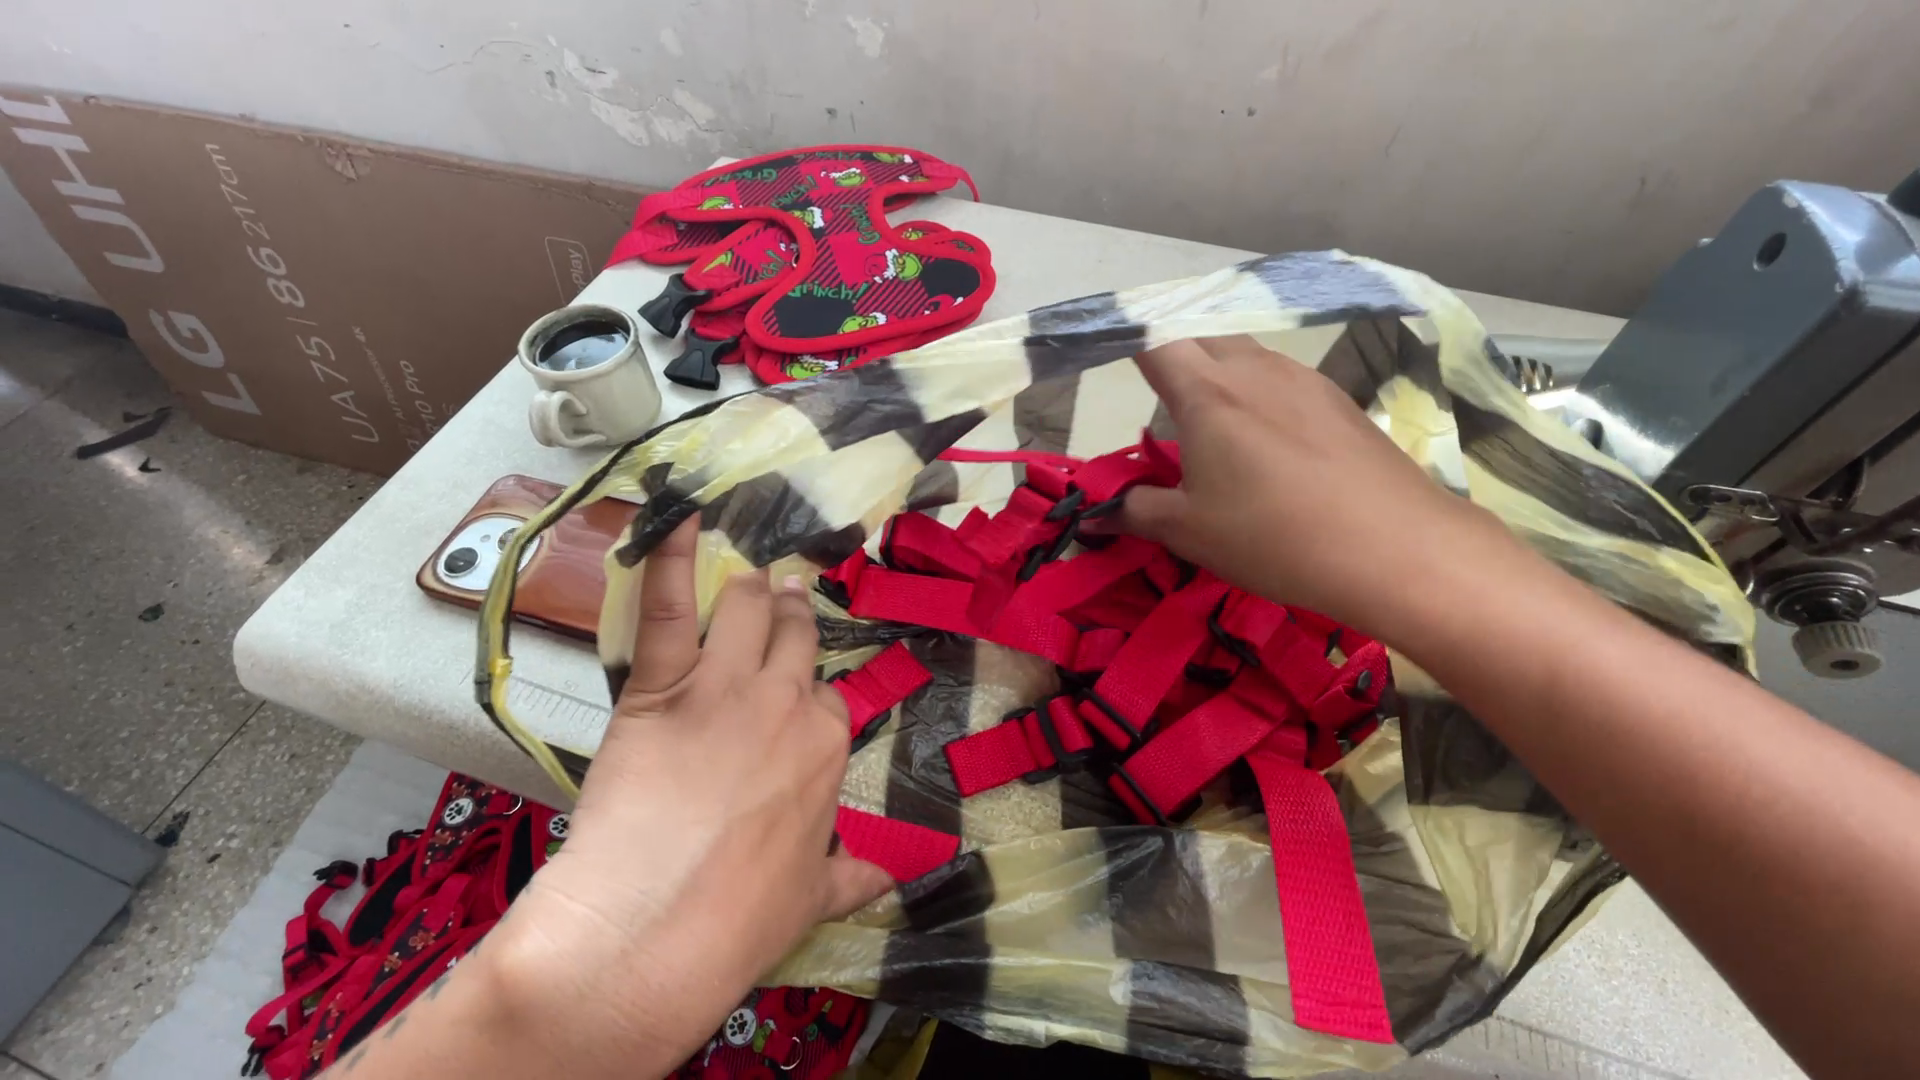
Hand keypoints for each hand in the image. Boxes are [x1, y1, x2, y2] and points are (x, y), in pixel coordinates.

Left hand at [485, 519, 890, 1076]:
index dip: (807, 690)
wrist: (658, 930)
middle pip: (794, 635)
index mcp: (829, 746)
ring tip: (743, 574)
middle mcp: (787, 701)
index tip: (797, 686)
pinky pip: (667, 607)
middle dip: (789, 613)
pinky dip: (668, 558)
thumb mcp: (815, 896)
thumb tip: (894, 876)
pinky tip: (675, 518)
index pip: (827, 694)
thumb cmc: (741, 920)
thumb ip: (855, 873)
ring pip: (745, 607)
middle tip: (779, 595)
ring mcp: (725, 685)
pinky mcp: (661, 685)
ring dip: (745, 587)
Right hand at [1116, 336, 1507, 635]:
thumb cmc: (1273, 536)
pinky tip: (1270, 447)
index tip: (1111, 358)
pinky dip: (1259, 397)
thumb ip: (1136, 511)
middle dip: (1173, 359)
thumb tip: (1097, 515)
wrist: (1396, 548)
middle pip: (1201, 338)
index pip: (1154, 341)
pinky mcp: (1340, 401)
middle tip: (1162, 407)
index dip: (1126, 340)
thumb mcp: (1188, 532)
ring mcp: (1304, 380)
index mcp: (1207, 392)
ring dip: (1219, 379)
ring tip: (1215, 430)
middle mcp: (1254, 369)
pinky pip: (1283, 382)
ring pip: (1246, 357)